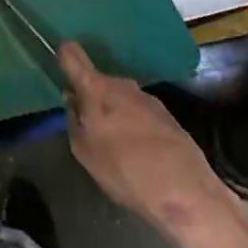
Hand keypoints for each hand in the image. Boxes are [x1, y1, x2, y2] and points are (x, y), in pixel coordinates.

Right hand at [60, 40, 234, 228]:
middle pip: (98, 81)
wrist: (186, 192)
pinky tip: (140, 153)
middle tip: (91, 128)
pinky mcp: (167, 115)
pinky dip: (134, 125)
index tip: (60, 67)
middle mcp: (122, 85)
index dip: (63, 55)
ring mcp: (148, 98)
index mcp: (96, 89)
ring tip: (118, 147)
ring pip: (120, 98)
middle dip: (92, 98)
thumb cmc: (125, 171)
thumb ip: (73, 120)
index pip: (72, 54)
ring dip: (114, 113)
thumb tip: (73, 100)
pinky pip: (139, 112)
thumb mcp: (84, 151)